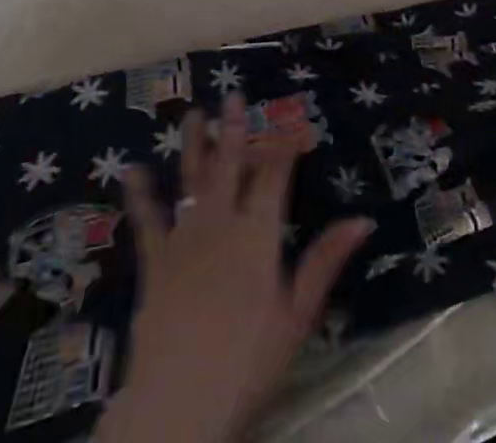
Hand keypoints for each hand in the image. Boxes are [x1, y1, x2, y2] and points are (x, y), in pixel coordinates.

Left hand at [97, 94, 373, 442]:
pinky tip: (132, 169)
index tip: (295, 121)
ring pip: (191, 181)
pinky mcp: (155, 261)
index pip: (276, 177)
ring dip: (193, 146)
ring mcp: (184, 239)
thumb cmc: (248, 359)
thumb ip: (326, 260)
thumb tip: (363, 219)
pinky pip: (147, 220)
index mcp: (259, 234)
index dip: (286, 146)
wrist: (179, 400)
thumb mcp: (298, 313)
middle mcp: (221, 224)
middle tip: (235, 95)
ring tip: (194, 114)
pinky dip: (140, 194)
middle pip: (231, 166)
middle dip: (235, 129)